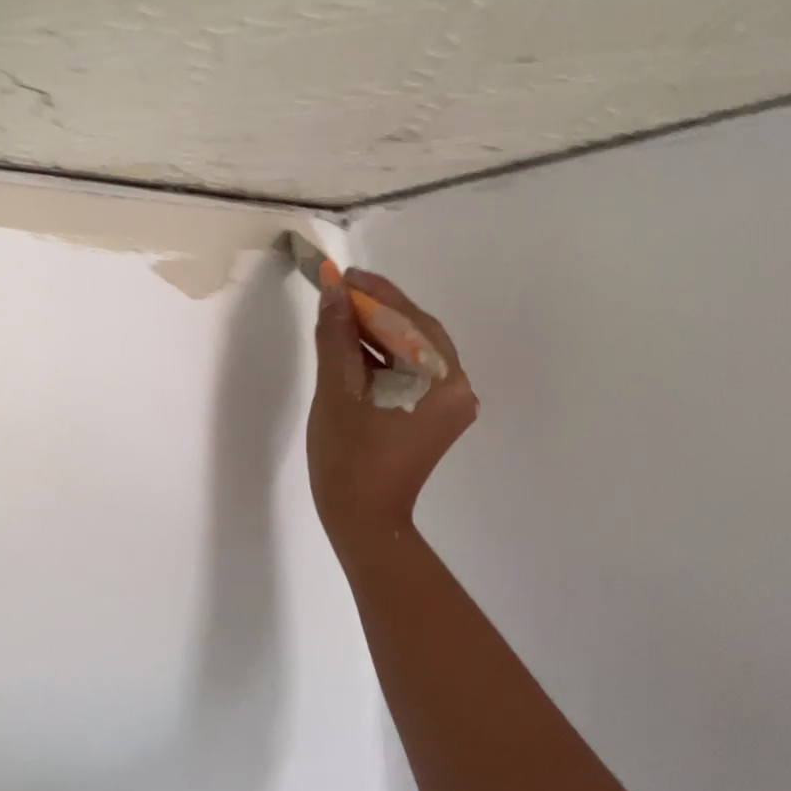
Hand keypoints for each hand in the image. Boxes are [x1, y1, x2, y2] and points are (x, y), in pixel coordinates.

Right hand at [306, 269, 477, 555]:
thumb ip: (336, 335)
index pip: (407, 319)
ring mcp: (449, 403)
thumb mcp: (336, 389)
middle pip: (416, 331)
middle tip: (338, 290)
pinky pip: (411, 371)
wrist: (362, 517)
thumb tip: (332, 290)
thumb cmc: (348, 455)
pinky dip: (383, 357)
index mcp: (441, 380)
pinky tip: (353, 347)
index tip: (341, 274)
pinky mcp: (435, 415)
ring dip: (378, 331)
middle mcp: (457, 387)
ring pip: (413, 350)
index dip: (372, 293)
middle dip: (377, 308)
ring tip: (339, 315)